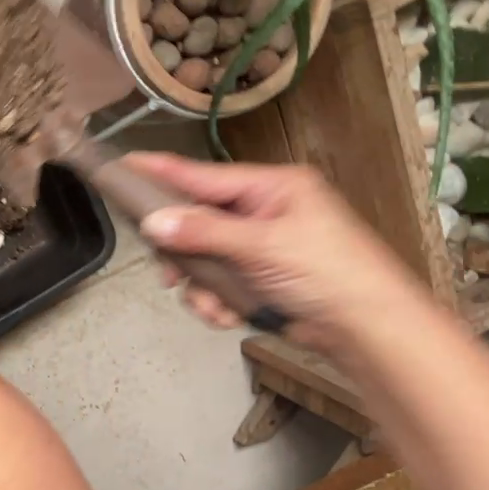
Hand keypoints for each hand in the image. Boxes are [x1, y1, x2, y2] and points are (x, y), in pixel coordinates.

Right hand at [123, 154, 422, 351]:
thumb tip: (155, 222)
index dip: (162, 173)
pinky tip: (230, 314)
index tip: (126, 164)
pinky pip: (213, 285)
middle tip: (172, 275)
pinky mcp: (253, 278)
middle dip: (183, 257)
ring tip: (216, 306)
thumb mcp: (263, 246)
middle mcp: (258, 213)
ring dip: (201, 288)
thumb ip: (205, 232)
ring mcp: (254, 247)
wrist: (363, 325)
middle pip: (193, 224)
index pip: (202, 177)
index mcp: (269, 189)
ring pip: (198, 261)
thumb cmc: (329, 272)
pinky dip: (214, 303)